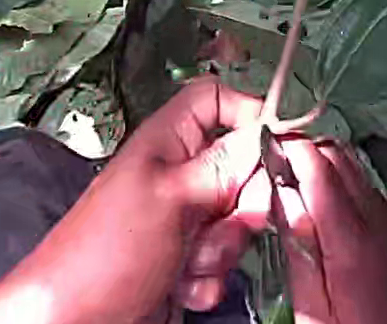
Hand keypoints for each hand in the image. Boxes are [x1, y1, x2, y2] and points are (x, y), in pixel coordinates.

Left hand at [0, 77, 264, 323]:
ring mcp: (185, 216)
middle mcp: (183, 170)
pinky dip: (211, 275)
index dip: (248, 111)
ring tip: (190, 264)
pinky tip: (185, 288)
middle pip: (241, 161)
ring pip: (236, 213)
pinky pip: (223, 255)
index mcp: (172, 138)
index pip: (219, 98)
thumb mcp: (172, 198)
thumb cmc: (110, 250)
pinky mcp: (186, 258)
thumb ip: (224, 165)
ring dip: (223, 245)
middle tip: (224, 222)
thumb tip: (268, 133)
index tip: (276, 145)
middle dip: (241, 199)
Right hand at [244, 137, 386, 323]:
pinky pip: (362, 180)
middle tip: (273, 167)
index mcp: (352, 239)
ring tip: (291, 181)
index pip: (319, 167)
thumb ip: (298, 250)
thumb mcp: (312, 313)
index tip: (264, 148)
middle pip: (337, 155)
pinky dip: (338, 175)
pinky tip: (318, 198)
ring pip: (351, 162)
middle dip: (304, 151)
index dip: (291, 149)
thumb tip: (280, 192)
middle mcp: (375, 216)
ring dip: (321, 160)